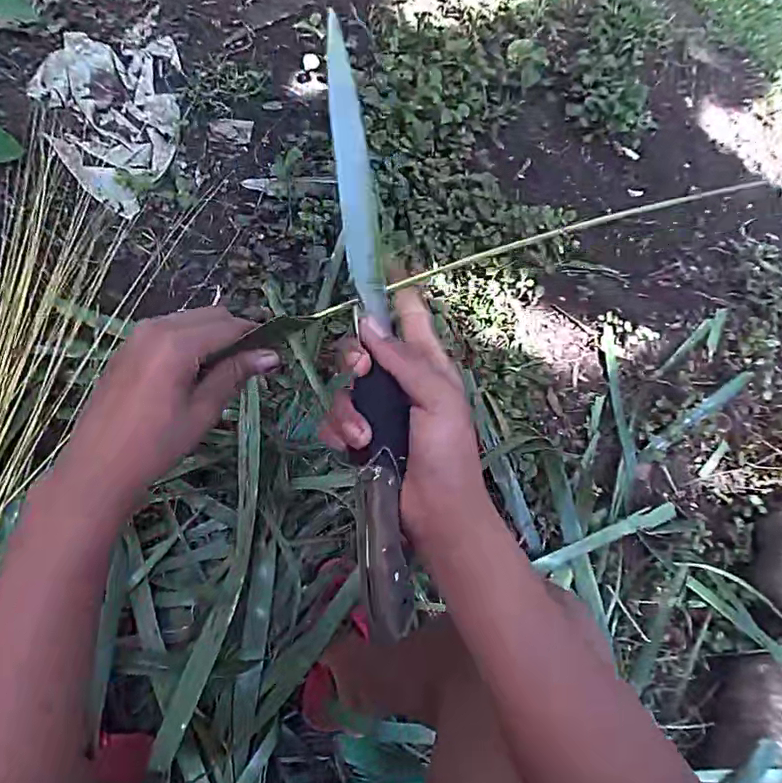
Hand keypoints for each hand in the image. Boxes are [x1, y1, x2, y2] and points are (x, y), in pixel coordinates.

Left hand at [58, 307, 278, 519]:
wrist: (98, 466)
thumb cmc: (156, 445)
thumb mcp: (202, 411)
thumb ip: (234, 375)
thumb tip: (270, 356)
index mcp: (176, 343)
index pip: (229, 325)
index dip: (256, 336)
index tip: (273, 355)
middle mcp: (156, 327)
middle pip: (210, 315)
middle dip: (235, 334)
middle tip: (251, 368)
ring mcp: (138, 334)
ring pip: (190, 320)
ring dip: (212, 337)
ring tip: (222, 374)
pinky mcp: (128, 346)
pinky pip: (169, 330)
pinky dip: (189, 342)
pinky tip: (193, 374)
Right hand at [318, 286, 501, 553]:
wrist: (435, 512)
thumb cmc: (448, 453)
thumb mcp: (438, 399)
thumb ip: (404, 362)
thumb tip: (369, 325)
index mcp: (427, 364)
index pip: (410, 316)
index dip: (394, 292)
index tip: (376, 269)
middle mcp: (397, 380)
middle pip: (360, 347)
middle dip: (352, 358)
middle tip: (359, 372)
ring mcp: (376, 409)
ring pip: (341, 386)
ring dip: (347, 411)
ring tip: (364, 437)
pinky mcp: (358, 436)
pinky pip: (333, 420)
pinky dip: (337, 432)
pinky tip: (353, 448)